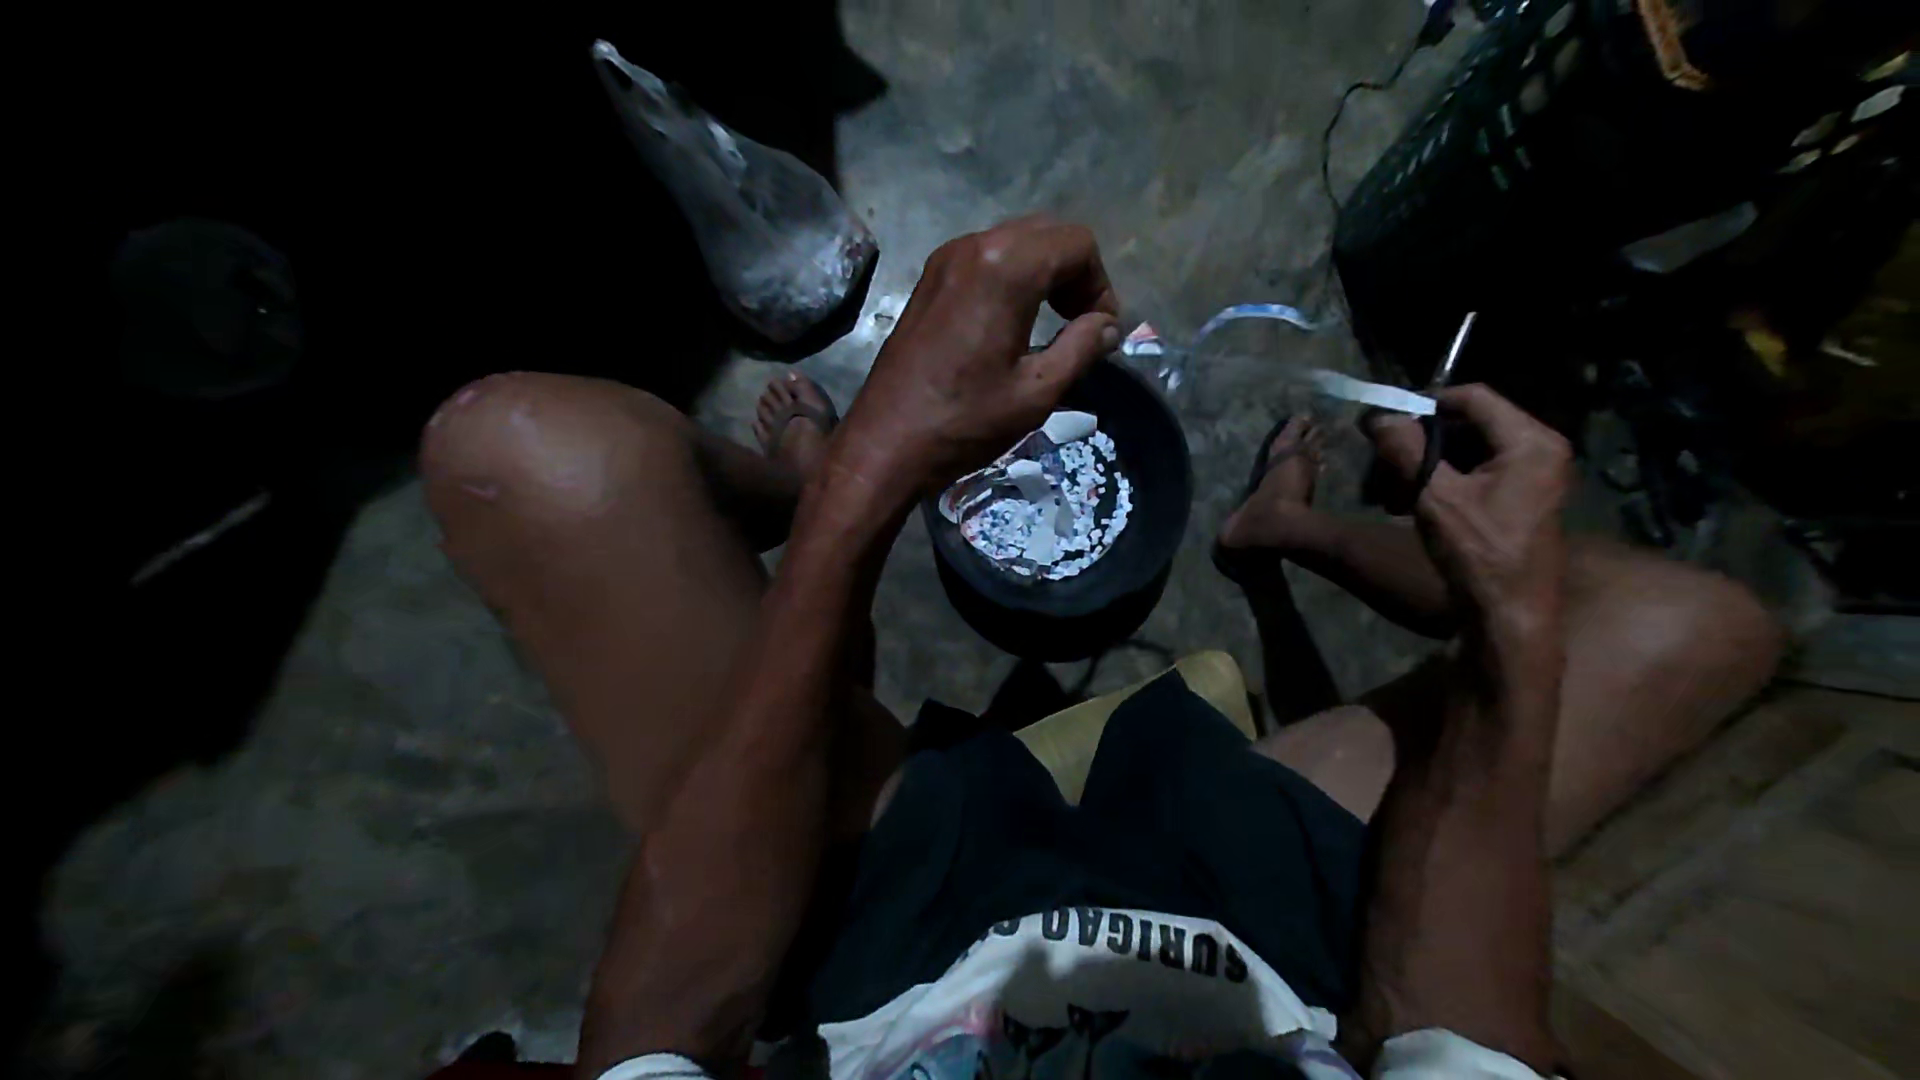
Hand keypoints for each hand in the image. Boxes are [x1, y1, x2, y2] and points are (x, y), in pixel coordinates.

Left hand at [825, 218, 1120, 502]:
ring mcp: (943, 262)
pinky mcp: (927, 283)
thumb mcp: (1036, 392)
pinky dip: (1011, 280)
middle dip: (1075, 274)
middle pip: (1046, 234)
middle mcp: (972, 248)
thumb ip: (1082, 348)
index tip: (1101, 330)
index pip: (1077, 243)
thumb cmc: (964, 421)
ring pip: (1014, 244)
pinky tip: (1012, 324)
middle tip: (1081, 326)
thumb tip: (1109, 326)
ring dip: (1044, 275)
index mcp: (1004, 267)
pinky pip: (984, 262)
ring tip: (1052, 326)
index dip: (1100, 284)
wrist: (886, 443)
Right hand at [1366, 385, 1571, 639]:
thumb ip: (1406, 450)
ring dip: (1423, 465)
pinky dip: (1439, 481)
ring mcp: (1533, 474)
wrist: (1509, 611)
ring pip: (1466, 449)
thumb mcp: (1434, 496)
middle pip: (1468, 423)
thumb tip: (1377, 417)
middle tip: (1383, 468)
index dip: (1425, 403)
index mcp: (1531, 442)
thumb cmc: (1477, 552)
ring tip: (1391, 494)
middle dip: (1419, 442)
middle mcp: (1540, 449)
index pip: (1474, 397)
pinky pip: (1474, 471)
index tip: (1385, 422)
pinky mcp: (1520, 496)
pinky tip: (1410, 505)